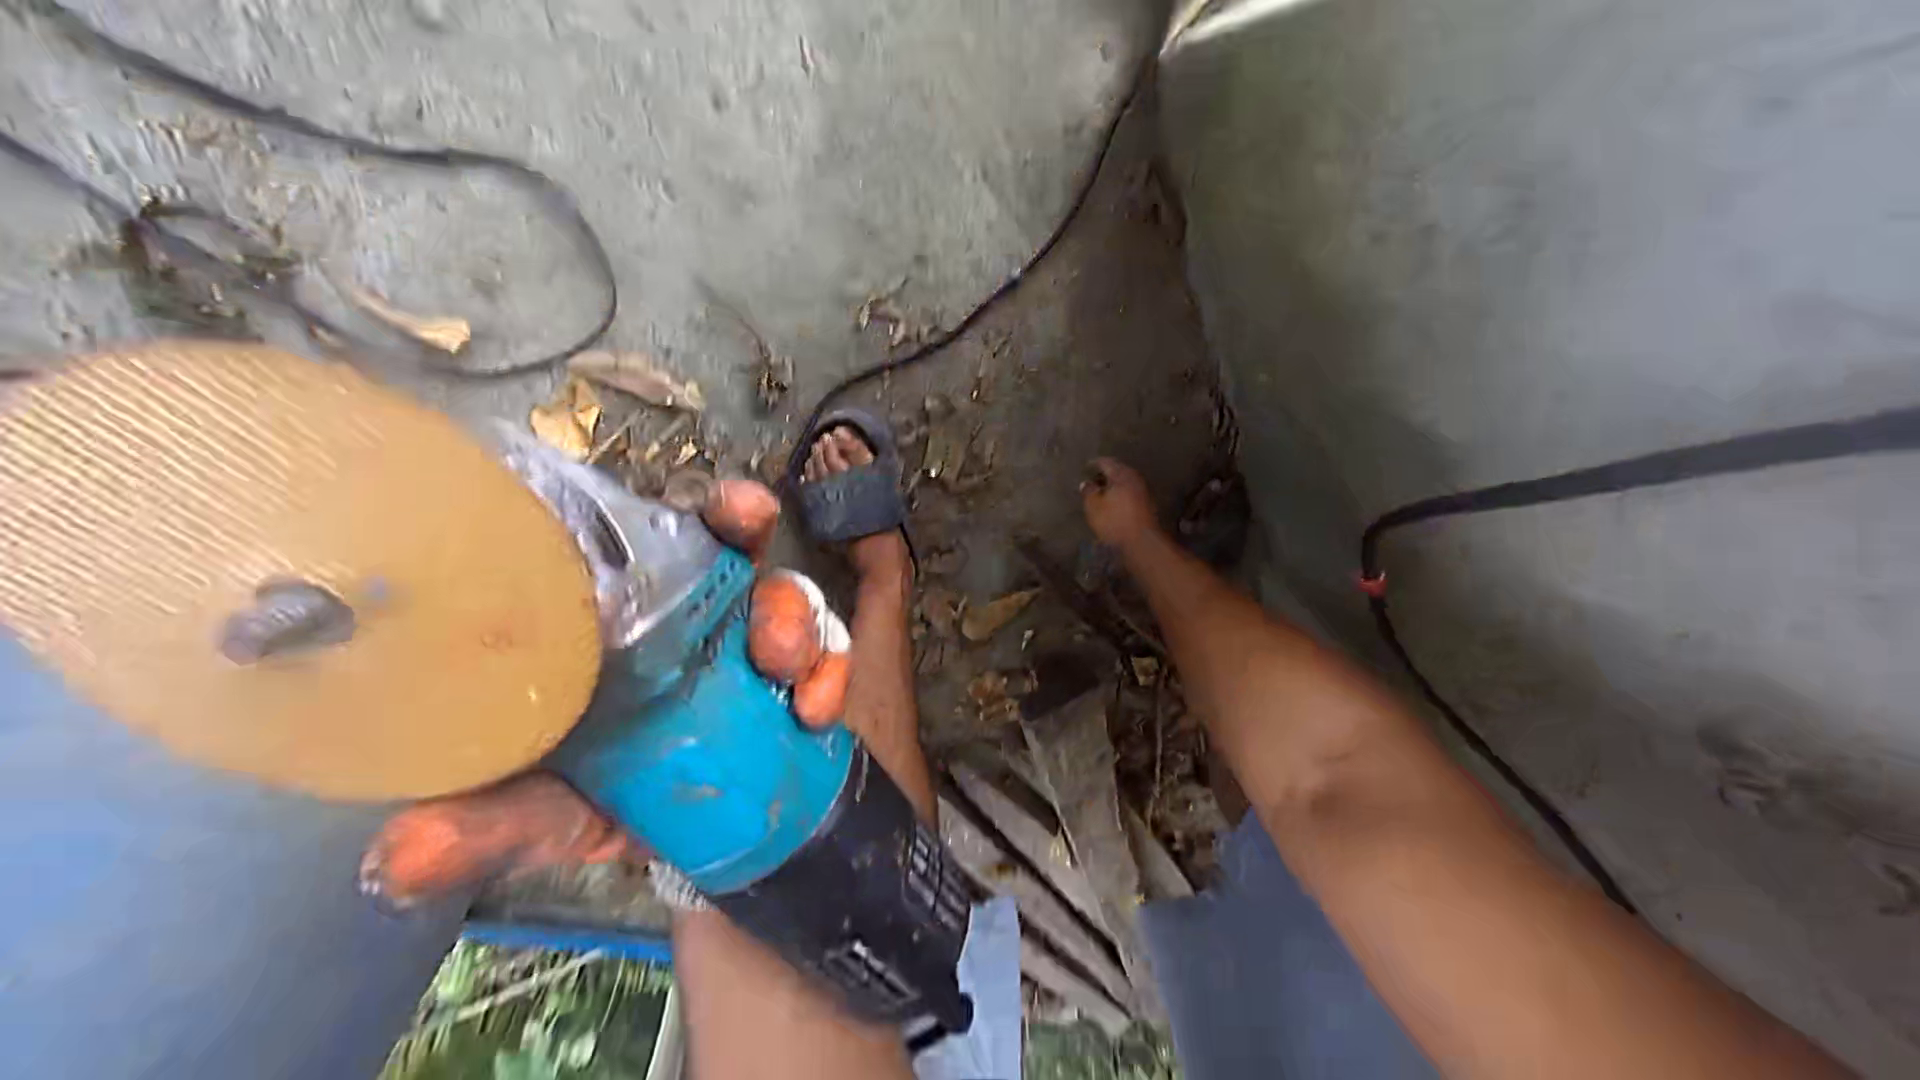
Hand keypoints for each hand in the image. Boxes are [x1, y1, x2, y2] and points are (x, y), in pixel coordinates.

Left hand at [360, 475, 850, 906]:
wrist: (681, 837)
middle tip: (769, 629)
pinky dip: (831, 678)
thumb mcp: (551, 803)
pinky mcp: (799, 682)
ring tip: (793, 676)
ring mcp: (755, 646)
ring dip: (805, 629)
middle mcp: (701, 614)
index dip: (713, 513)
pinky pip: (831, 660)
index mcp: (634, 615)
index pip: (670, 536)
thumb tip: (395, 857)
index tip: (742, 510)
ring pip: (797, 603)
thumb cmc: (602, 792)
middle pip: (750, 557)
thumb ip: (495, 819)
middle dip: (768, 570)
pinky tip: (817, 713)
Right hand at [1081, 457, 1159, 548]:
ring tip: (1101, 493)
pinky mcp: (1148, 506)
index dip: (1093, 464)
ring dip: (1113, 486)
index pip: (1106, 462)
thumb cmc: (1114, 521)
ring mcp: (1144, 492)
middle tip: (1092, 480)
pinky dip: (1120, 495)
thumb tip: (1087, 483)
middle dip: (1105, 475)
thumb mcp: (1093, 506)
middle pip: (1118, 471)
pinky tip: (1113, 503)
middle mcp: (1135, 479)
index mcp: (1122, 474)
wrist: (1142, 542)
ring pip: (1125, 483)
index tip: (1085, 468)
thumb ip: (1088, 492)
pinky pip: (1130, 494)